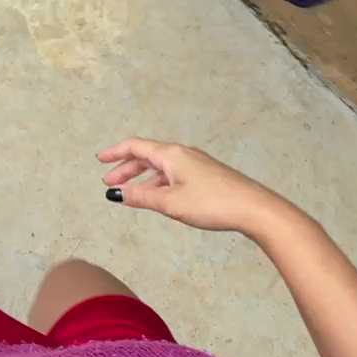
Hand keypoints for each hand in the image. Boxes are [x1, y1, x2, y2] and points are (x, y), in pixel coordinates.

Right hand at [98, 137, 304, 238]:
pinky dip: (158, 183)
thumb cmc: (212, 203)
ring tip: (130, 194)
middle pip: (146, 156)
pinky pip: (173, 174)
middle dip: (126, 169)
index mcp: (170, 154)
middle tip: (110, 184)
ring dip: (142, 178)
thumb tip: (115, 193)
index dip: (115, 153)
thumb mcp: (170, 203)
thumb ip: (140, 197)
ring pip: (160, 167)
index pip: (135, 146)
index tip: (100, 160)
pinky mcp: (206, 175)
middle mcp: (182, 154)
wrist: (256, 210)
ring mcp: (195, 164)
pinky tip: (157, 197)